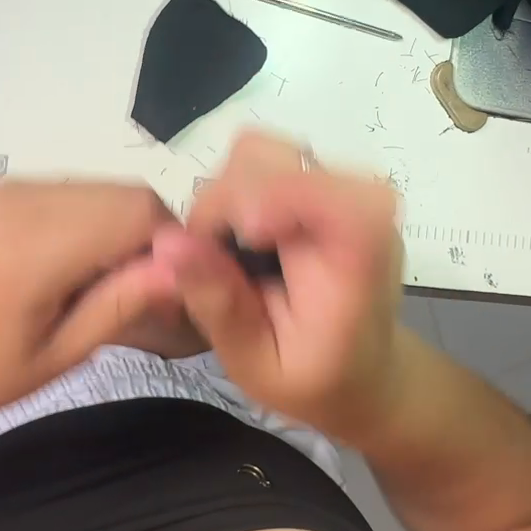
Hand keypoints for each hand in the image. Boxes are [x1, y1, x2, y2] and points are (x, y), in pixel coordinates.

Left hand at [0, 182, 181, 428]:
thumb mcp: (60, 356)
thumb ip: (124, 303)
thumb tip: (185, 267)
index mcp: (34, 249)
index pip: (138, 210)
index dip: (170, 242)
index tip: (169, 285)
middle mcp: (21, 201)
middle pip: (124, 192)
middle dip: (148, 233)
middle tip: (139, 287)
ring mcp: (5, 188)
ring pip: (101, 186)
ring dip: (120, 223)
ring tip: (101, 277)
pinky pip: (70, 189)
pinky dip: (90, 216)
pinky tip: (71, 260)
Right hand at [151, 131, 410, 440]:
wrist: (363, 367)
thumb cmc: (316, 378)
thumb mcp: (259, 365)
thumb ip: (219, 306)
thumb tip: (167, 243)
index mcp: (359, 257)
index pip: (340, 197)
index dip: (283, 194)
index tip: (245, 234)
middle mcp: (355, 204)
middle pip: (273, 160)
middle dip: (225, 204)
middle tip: (213, 263)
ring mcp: (335, 183)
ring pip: (255, 152)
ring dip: (224, 198)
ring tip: (228, 255)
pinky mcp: (313, 177)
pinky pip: (255, 160)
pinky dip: (231, 194)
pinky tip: (240, 241)